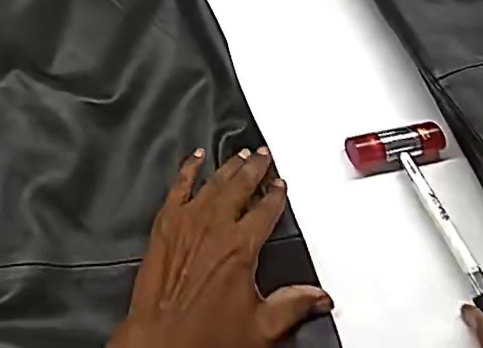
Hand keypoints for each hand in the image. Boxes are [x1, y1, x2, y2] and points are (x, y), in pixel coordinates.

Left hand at [107, 149, 332, 347]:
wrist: (163, 340)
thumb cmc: (208, 336)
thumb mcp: (260, 327)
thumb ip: (291, 305)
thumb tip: (320, 296)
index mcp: (241, 247)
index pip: (265, 211)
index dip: (275, 195)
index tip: (280, 184)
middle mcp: (216, 225)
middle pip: (241, 186)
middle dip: (255, 168)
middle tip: (263, 155)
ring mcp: (189, 218)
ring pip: (215, 181)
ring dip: (229, 166)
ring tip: (241, 154)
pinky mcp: (167, 220)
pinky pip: (180, 184)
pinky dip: (189, 167)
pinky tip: (196, 157)